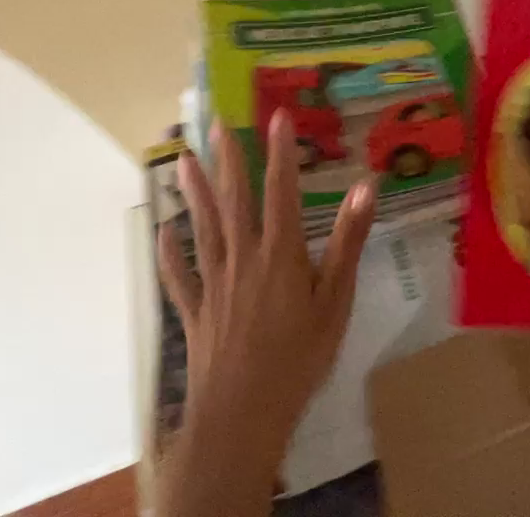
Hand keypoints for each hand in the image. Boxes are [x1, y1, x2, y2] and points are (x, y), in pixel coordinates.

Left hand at [154, 111, 377, 516]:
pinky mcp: (196, 312)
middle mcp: (243, 258)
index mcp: (280, 253)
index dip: (279, 151)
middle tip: (217, 122)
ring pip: (202, 228)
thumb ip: (348, 240)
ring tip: (183, 160)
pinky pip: (180, 276)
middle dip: (228, 160)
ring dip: (192, 192)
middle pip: (233, 201)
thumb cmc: (299, 357)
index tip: (275, 115)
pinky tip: (163, 232)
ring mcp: (214, 284)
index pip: (280, 190)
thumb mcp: (336, 299)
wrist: (242, 415)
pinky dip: (170, 252)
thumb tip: (366, 186)